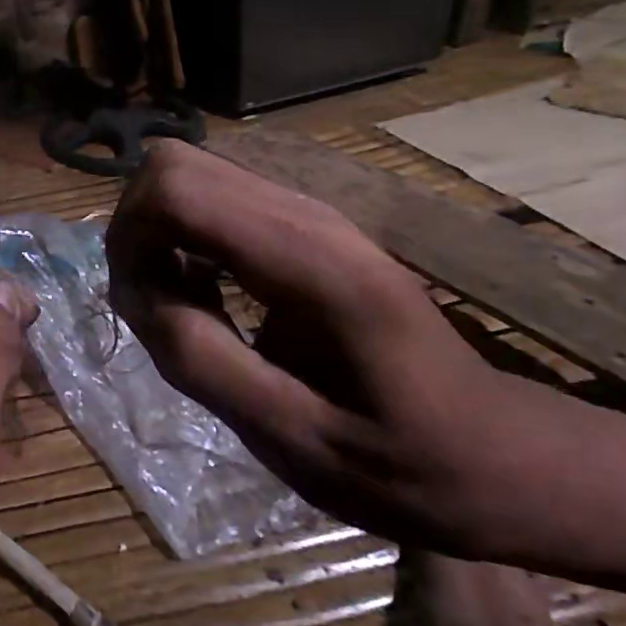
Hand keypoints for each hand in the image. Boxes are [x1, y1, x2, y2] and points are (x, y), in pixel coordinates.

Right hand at [105, 140, 540, 552]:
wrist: (494, 450)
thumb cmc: (400, 462)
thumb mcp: (294, 440)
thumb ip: (202, 358)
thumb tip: (135, 289)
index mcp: (311, 263)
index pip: (177, 189)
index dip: (131, 238)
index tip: (140, 303)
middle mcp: (305, 212)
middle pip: (172, 163)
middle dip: (136, 227)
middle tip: (151, 302)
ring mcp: (305, 209)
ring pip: (187, 171)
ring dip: (157, 230)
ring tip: (178, 302)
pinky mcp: (301, 220)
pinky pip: (212, 194)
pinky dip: (182, 233)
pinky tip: (204, 288)